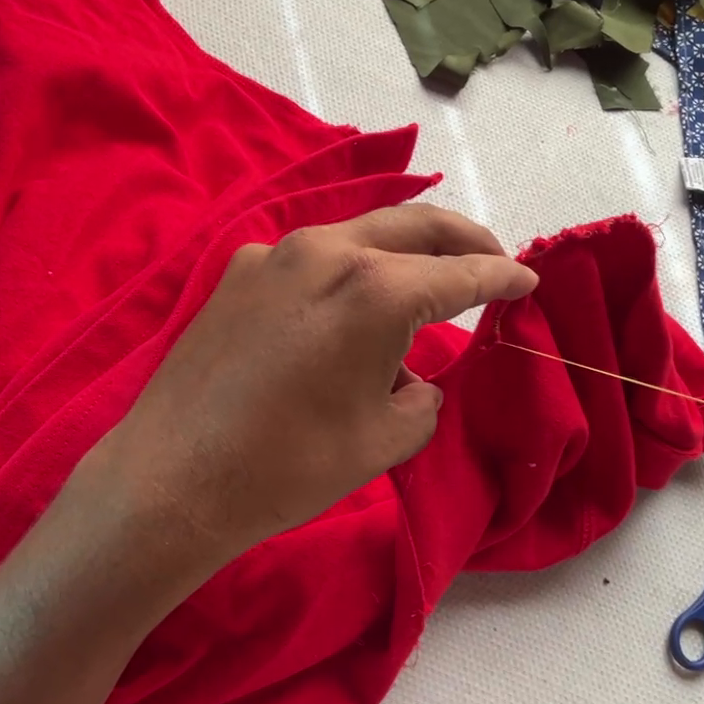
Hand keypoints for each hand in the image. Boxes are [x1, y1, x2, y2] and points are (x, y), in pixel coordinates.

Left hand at [88, 203, 537, 560]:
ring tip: (420, 294)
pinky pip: (308, 261)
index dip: (503, 275)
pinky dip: (344, 277)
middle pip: (413, 224)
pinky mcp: (235, 274)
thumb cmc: (290, 467)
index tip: (528, 279)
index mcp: (376, 289)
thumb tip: (413, 381)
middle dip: (463, 238)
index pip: (461, 271)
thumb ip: (420, 399)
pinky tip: (342, 318)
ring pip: (358, 235)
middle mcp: (325, 250)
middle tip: (491, 259)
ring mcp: (272, 254)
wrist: (175, 479)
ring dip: (401, 255)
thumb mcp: (383, 441)